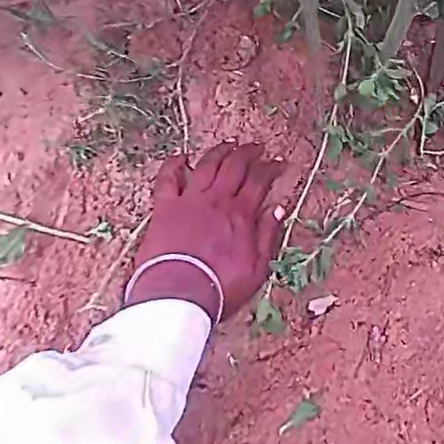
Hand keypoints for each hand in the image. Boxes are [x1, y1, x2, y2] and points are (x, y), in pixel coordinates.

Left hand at [126, 141, 286, 319]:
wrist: (177, 297)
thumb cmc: (220, 288)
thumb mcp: (257, 268)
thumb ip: (268, 234)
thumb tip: (278, 208)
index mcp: (241, 214)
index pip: (260, 180)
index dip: (271, 168)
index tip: (279, 163)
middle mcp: (216, 200)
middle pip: (235, 166)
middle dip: (249, 153)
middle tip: (257, 147)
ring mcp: (189, 201)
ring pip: (207, 165)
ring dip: (220, 152)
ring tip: (229, 145)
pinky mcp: (165, 208)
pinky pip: (168, 179)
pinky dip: (174, 165)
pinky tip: (181, 157)